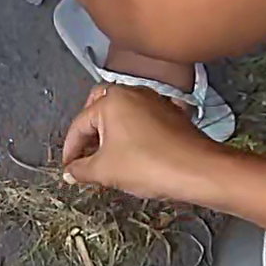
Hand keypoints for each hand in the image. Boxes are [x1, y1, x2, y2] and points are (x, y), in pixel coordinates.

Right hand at [61, 85, 230, 201]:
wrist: (197, 170)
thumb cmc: (150, 165)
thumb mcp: (105, 171)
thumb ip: (81, 170)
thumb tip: (70, 172)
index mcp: (111, 101)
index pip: (79, 125)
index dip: (70, 150)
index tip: (69, 167)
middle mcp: (132, 93)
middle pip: (99, 109)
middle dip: (89, 132)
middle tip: (85, 155)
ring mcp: (154, 101)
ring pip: (123, 112)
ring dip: (111, 132)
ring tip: (108, 158)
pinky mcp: (171, 113)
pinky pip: (144, 119)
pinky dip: (134, 132)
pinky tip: (134, 153)